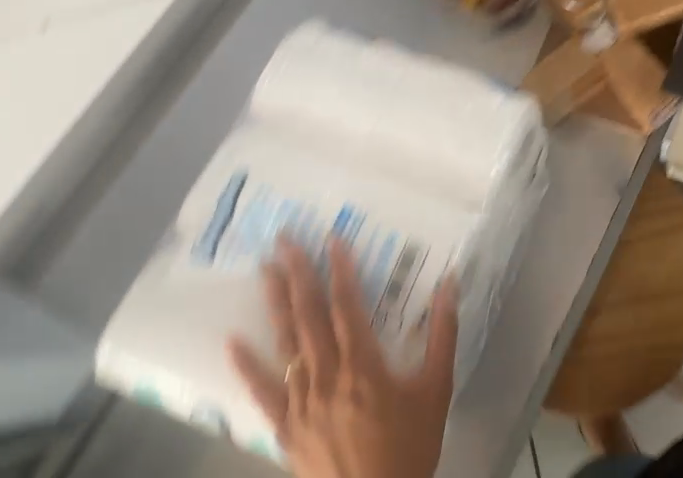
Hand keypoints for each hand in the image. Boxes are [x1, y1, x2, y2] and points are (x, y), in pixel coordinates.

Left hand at [229, 237, 458, 477]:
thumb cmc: (412, 445)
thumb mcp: (438, 388)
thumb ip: (442, 334)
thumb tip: (449, 283)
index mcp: (364, 365)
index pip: (347, 305)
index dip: (340, 269)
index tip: (332, 238)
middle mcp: (326, 376)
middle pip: (308, 316)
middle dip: (297, 274)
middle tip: (284, 240)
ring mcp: (300, 403)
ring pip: (285, 343)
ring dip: (275, 304)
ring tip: (265, 270)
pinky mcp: (286, 428)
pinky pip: (262, 393)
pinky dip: (247, 366)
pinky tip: (232, 341)